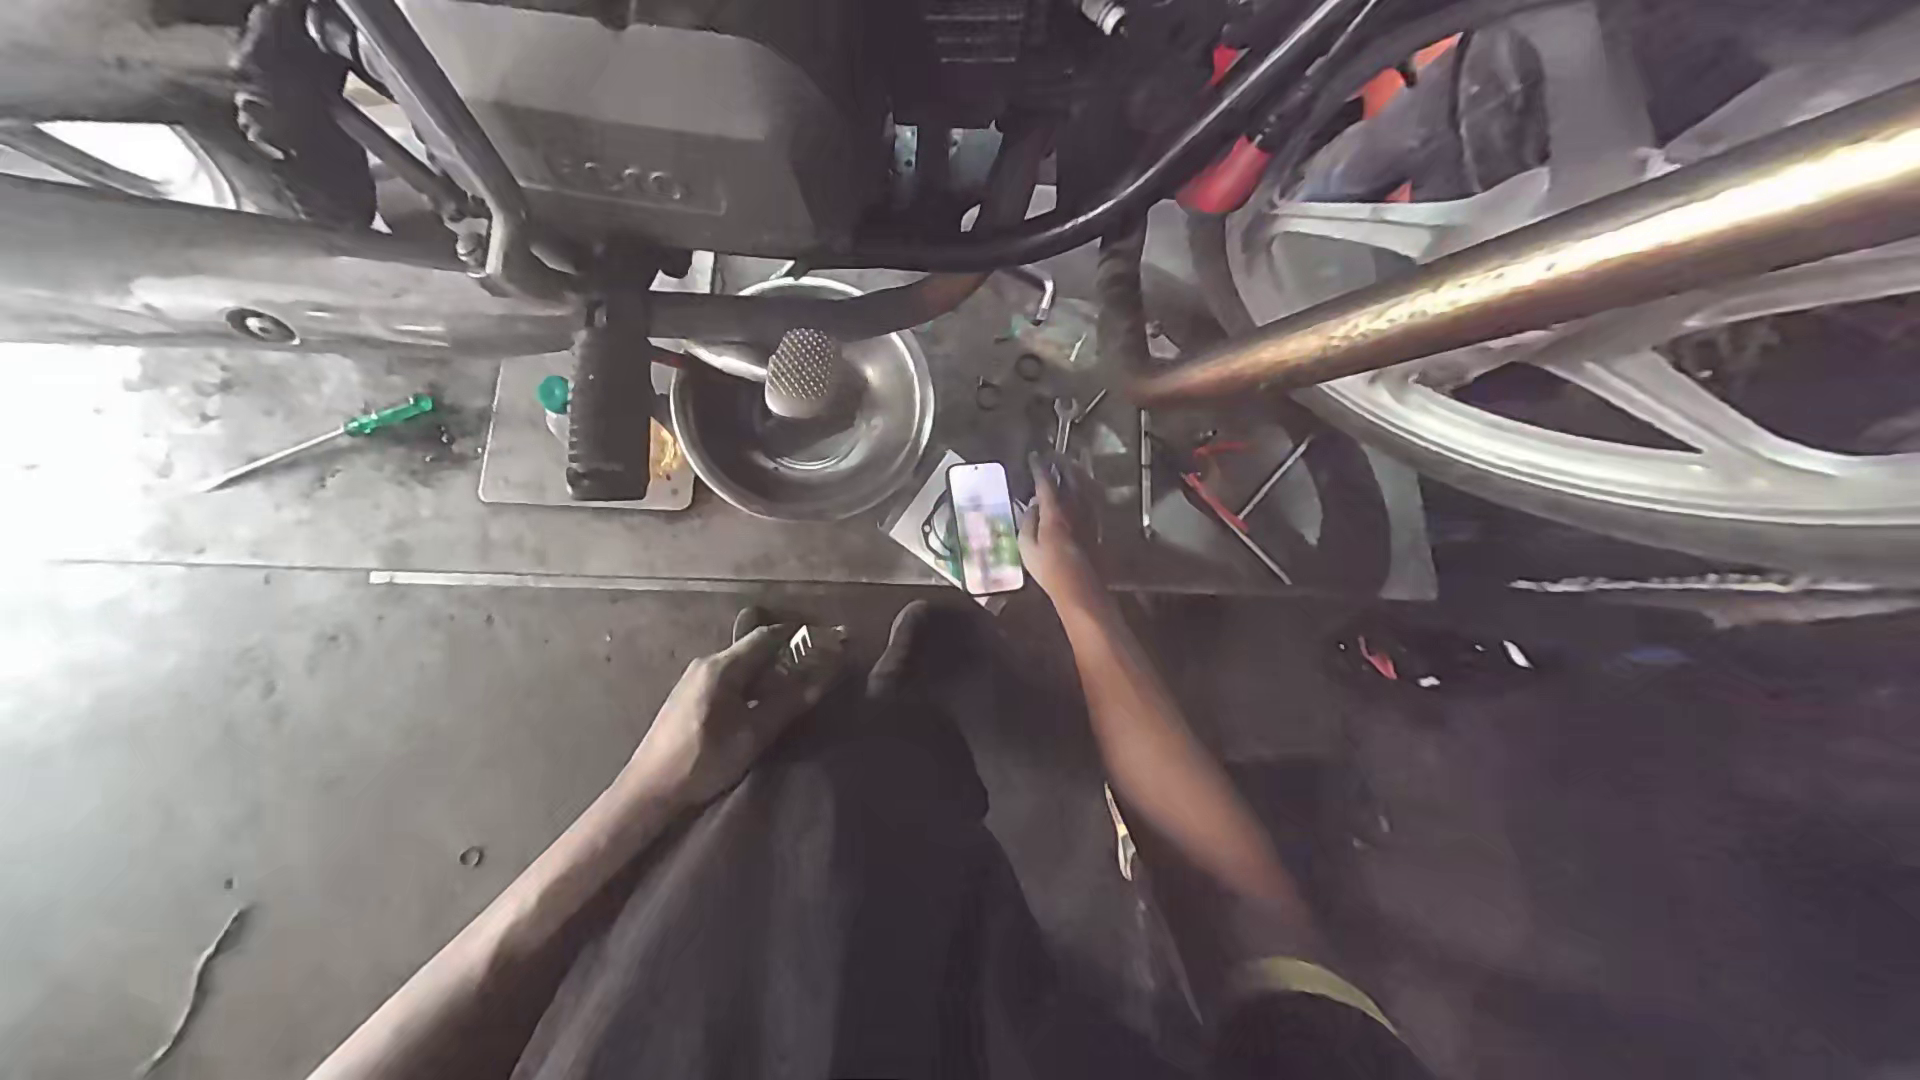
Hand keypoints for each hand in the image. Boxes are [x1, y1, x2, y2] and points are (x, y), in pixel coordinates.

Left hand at [622, 625, 838, 808]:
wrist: (648, 790)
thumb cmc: (703, 760)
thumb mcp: (752, 734)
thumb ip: (788, 703)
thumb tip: (822, 679)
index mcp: (723, 666)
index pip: (768, 636)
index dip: (800, 636)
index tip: (827, 641)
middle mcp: (708, 663)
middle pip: (756, 648)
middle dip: (789, 654)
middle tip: (818, 667)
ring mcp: (696, 678)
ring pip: (744, 663)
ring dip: (772, 671)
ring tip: (797, 686)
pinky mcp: (691, 694)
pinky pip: (731, 676)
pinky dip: (754, 682)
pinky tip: (765, 701)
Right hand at [1017, 454, 1106, 616]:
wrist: (1079, 585)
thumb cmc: (1048, 567)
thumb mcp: (1026, 545)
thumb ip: (1028, 521)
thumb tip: (1034, 505)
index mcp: (1054, 510)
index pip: (1045, 481)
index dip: (1039, 467)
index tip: (1034, 457)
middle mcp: (1074, 507)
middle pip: (1070, 478)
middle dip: (1061, 464)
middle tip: (1053, 456)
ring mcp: (1088, 515)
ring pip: (1084, 486)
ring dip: (1076, 474)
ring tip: (1071, 467)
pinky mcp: (1097, 526)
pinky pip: (1092, 499)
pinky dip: (1086, 490)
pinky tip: (1084, 490)